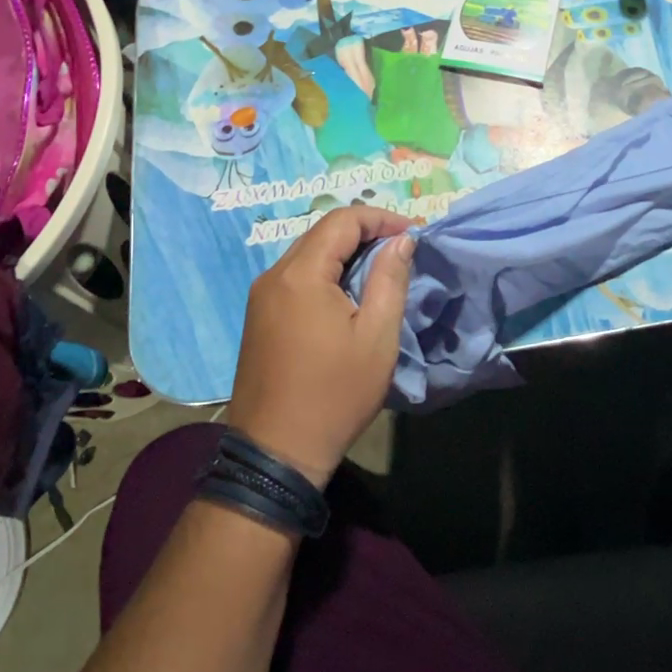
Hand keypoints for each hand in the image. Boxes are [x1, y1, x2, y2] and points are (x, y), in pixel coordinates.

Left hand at [226, 207, 415, 487]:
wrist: (276, 452)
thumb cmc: (334, 394)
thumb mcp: (376, 337)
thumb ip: (390, 280)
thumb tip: (401, 240)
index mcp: (301, 274)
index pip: (342, 220)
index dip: (381, 218)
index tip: (413, 234)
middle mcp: (273, 276)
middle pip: (321, 233)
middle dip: (364, 233)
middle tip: (401, 250)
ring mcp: (260, 297)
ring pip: (307, 255)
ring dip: (344, 254)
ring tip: (380, 271)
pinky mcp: (258, 318)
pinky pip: (295, 278)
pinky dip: (325, 274)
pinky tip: (347, 296)